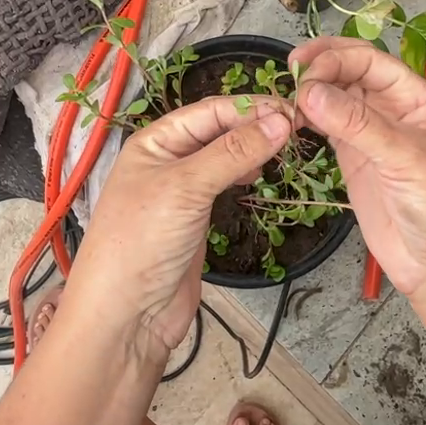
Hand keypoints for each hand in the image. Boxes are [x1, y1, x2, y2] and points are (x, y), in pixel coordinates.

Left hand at [66, 96, 292, 356]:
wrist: (125, 317)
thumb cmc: (143, 241)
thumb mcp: (187, 188)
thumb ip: (234, 152)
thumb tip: (281, 121)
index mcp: (156, 140)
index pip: (211, 110)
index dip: (251, 107)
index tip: (294, 110)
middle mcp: (168, 159)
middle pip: (219, 130)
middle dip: (256, 125)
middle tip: (300, 129)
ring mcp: (182, 190)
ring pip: (224, 156)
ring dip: (253, 149)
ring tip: (287, 148)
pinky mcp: (195, 218)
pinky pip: (224, 184)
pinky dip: (246, 174)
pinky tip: (261, 175)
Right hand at [290, 37, 425, 299]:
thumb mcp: (407, 161)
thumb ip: (359, 126)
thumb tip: (310, 92)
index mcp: (416, 99)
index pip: (372, 62)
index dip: (338, 58)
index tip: (306, 70)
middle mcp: (392, 111)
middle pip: (351, 73)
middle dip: (322, 67)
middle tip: (290, 73)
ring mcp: (371, 136)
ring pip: (336, 98)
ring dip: (311, 93)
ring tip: (286, 98)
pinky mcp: (354, 161)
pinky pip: (328, 128)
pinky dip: (308, 119)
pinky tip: (292, 119)